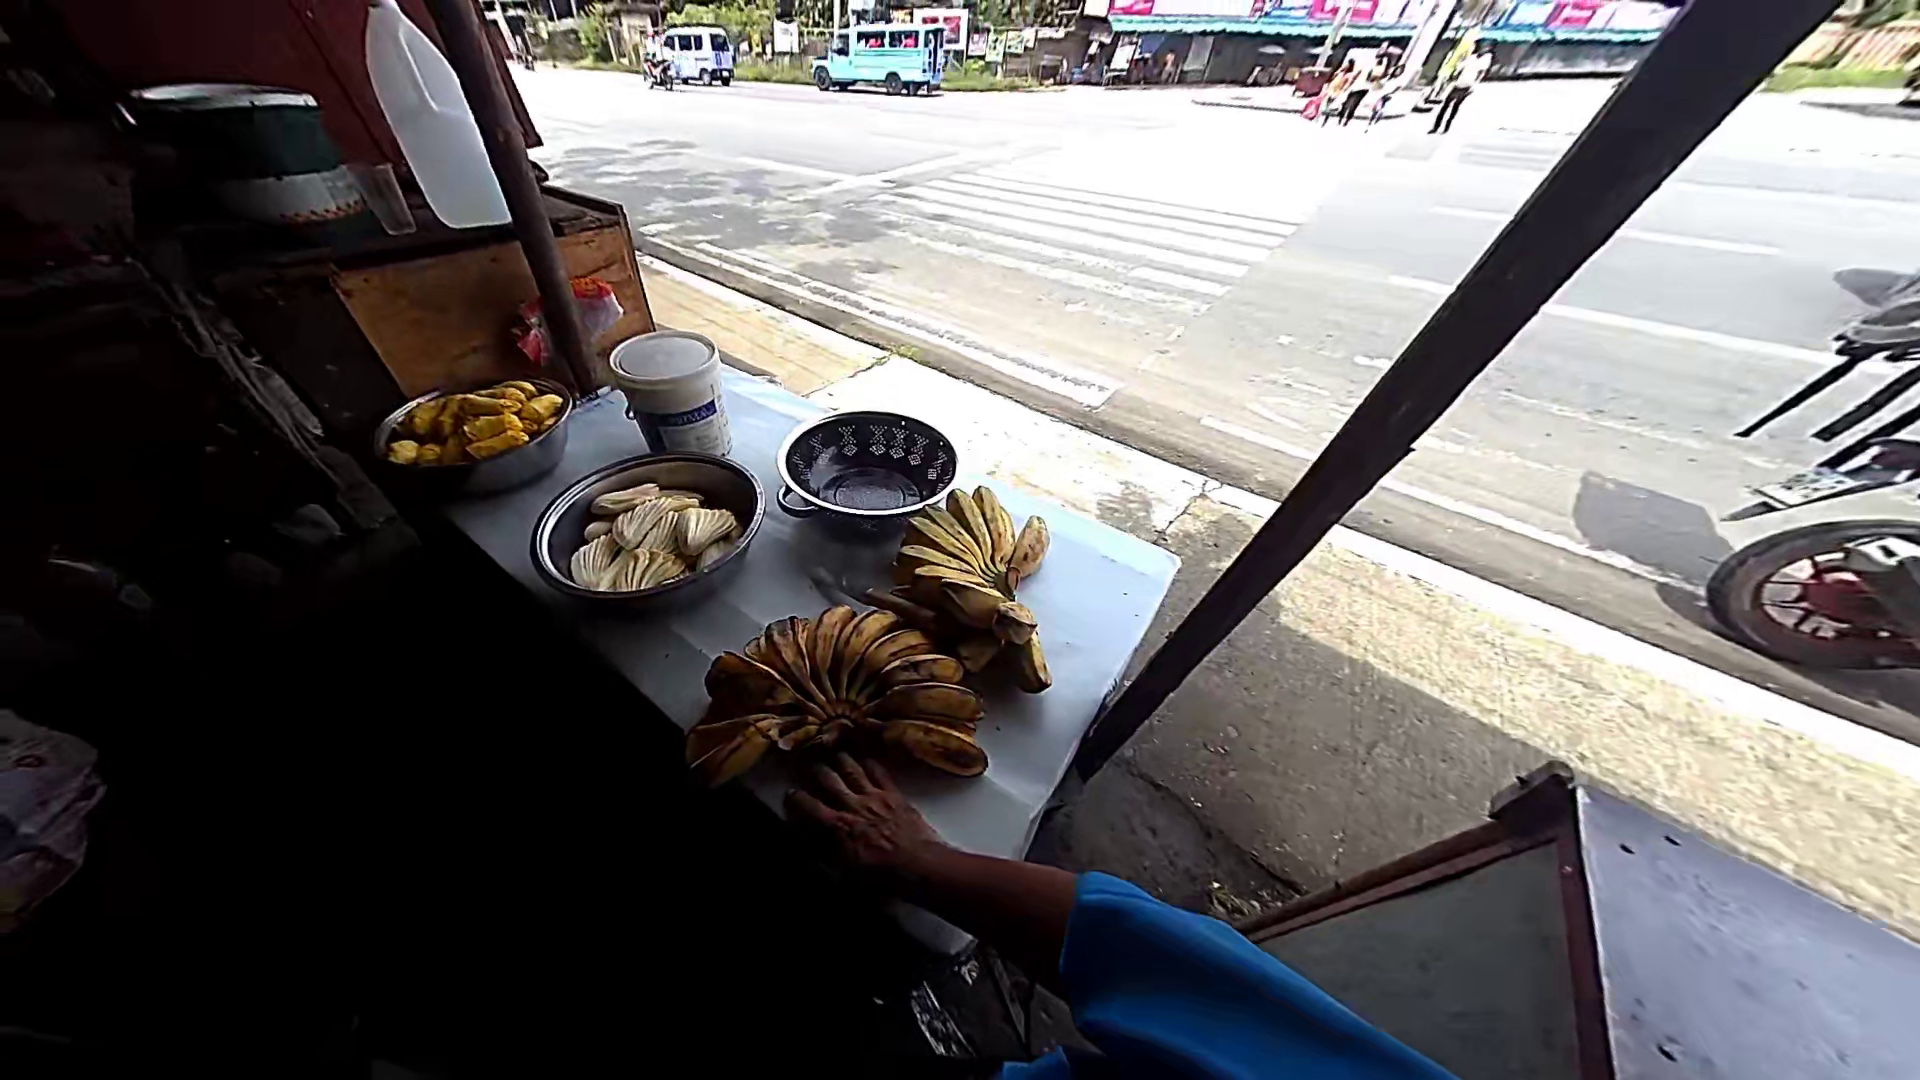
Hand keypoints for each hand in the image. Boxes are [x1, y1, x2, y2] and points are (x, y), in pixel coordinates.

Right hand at [787, 754, 947, 882]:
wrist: (920, 865)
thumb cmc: (884, 878)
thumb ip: (830, 858)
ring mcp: (875, 795)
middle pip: (829, 779)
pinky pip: (878, 770)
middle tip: (811, 768)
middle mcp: (854, 805)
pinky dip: (869, 763)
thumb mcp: (849, 877)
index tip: (789, 793)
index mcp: (840, 827)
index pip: (810, 807)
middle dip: (816, 772)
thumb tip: (814, 848)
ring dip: (841, 760)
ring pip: (852, 769)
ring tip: (835, 755)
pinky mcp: (894, 792)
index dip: (796, 799)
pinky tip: (865, 760)